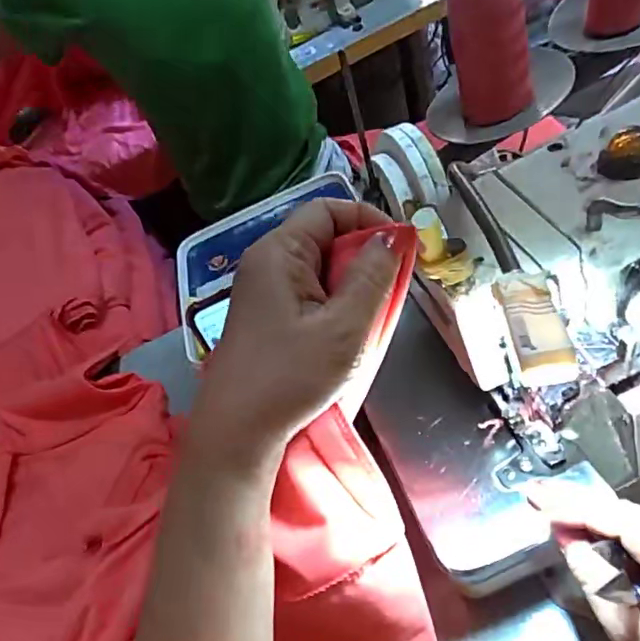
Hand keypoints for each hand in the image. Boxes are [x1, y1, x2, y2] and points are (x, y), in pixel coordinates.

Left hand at [187, 200, 400, 467]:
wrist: (238, 431)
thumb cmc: (291, 378)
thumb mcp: (344, 328)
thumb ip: (372, 278)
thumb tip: (391, 238)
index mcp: (278, 253)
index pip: (328, 209)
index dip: (369, 220)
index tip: (401, 249)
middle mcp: (266, 264)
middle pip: (325, 239)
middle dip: (363, 260)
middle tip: (389, 294)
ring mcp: (264, 293)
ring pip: (321, 272)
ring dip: (352, 290)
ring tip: (369, 322)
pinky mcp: (268, 320)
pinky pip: (310, 298)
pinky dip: (335, 309)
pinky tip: (346, 338)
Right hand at [526, 482, 639, 640]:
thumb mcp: (635, 637)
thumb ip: (599, 583)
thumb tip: (568, 539)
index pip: (624, 523)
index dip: (577, 509)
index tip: (537, 499)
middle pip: (626, 512)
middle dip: (577, 503)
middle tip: (533, 492)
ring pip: (632, 515)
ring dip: (590, 513)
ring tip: (547, 505)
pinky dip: (609, 525)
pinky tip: (581, 523)